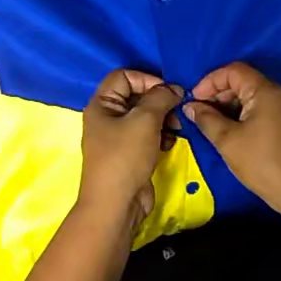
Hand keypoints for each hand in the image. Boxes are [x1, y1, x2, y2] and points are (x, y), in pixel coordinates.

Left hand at [79, 69, 182, 228]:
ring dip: (164, 119)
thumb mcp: (145, 120)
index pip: (124, 76)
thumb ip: (161, 98)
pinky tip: (170, 143)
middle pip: (137, 96)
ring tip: (177, 129)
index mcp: (102, 104)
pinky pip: (149, 135)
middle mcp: (107, 117)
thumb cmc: (125, 157)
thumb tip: (175, 89)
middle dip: (160, 101)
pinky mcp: (131, 154)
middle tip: (178, 111)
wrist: (117, 203)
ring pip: (146, 116)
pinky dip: (161, 135)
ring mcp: (119, 137)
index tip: (168, 92)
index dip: (147, 79)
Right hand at [182, 62, 280, 214]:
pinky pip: (258, 108)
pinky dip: (240, 114)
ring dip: (227, 105)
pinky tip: (227, 130)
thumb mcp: (227, 140)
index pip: (233, 71)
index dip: (210, 82)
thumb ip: (206, 119)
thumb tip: (190, 107)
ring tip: (210, 124)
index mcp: (265, 91)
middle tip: (199, 114)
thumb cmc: (261, 163)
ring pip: (250, 96)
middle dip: (218, 94)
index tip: (194, 101)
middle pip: (242, 81)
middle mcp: (277, 93)